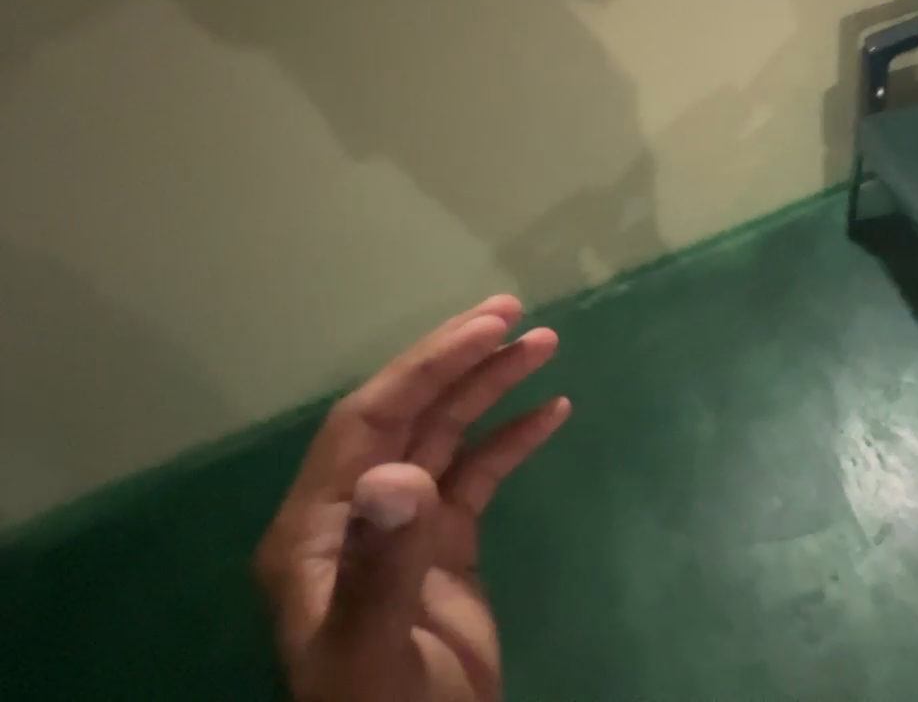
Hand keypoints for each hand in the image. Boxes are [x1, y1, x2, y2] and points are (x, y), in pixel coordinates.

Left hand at [254, 296, 571, 701]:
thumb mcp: (378, 645)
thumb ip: (384, 561)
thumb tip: (400, 470)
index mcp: (322, 528)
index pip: (372, 420)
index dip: (429, 365)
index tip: (489, 326)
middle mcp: (358, 514)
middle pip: (410, 415)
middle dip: (461, 359)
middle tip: (515, 314)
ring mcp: (404, 529)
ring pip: (448, 436)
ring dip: (493, 387)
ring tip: (545, 345)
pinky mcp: (445, 546)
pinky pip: (480, 473)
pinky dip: (515, 438)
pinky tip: (552, 412)